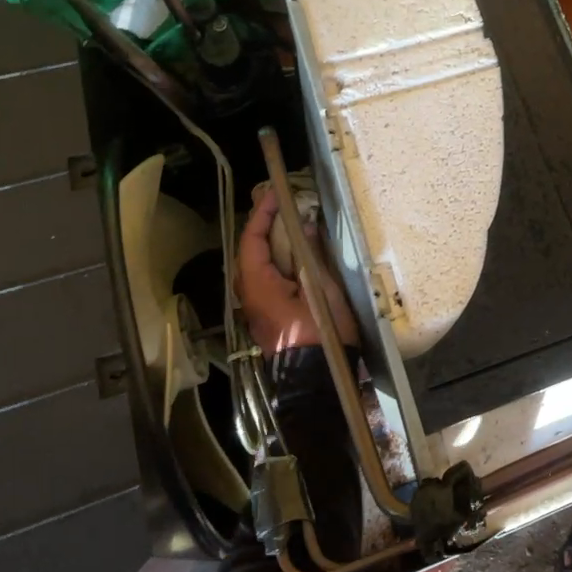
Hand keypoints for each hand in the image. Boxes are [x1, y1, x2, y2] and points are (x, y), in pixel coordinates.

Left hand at [236, 183, 358, 352]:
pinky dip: (279, 259)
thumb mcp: (321, 289)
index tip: (276, 192)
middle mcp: (250, 294)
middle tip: (284, 203)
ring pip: (259, 265)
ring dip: (272, 242)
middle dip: (265, 225)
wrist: (316, 379)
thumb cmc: (319, 332)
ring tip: (292, 223)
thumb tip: (304, 226)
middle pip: (251, 251)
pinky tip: (297, 254)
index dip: (262, 213)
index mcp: (257, 284)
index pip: (252, 239)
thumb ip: (310, 255)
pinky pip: (269, 278)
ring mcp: (258, 306)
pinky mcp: (270, 315)